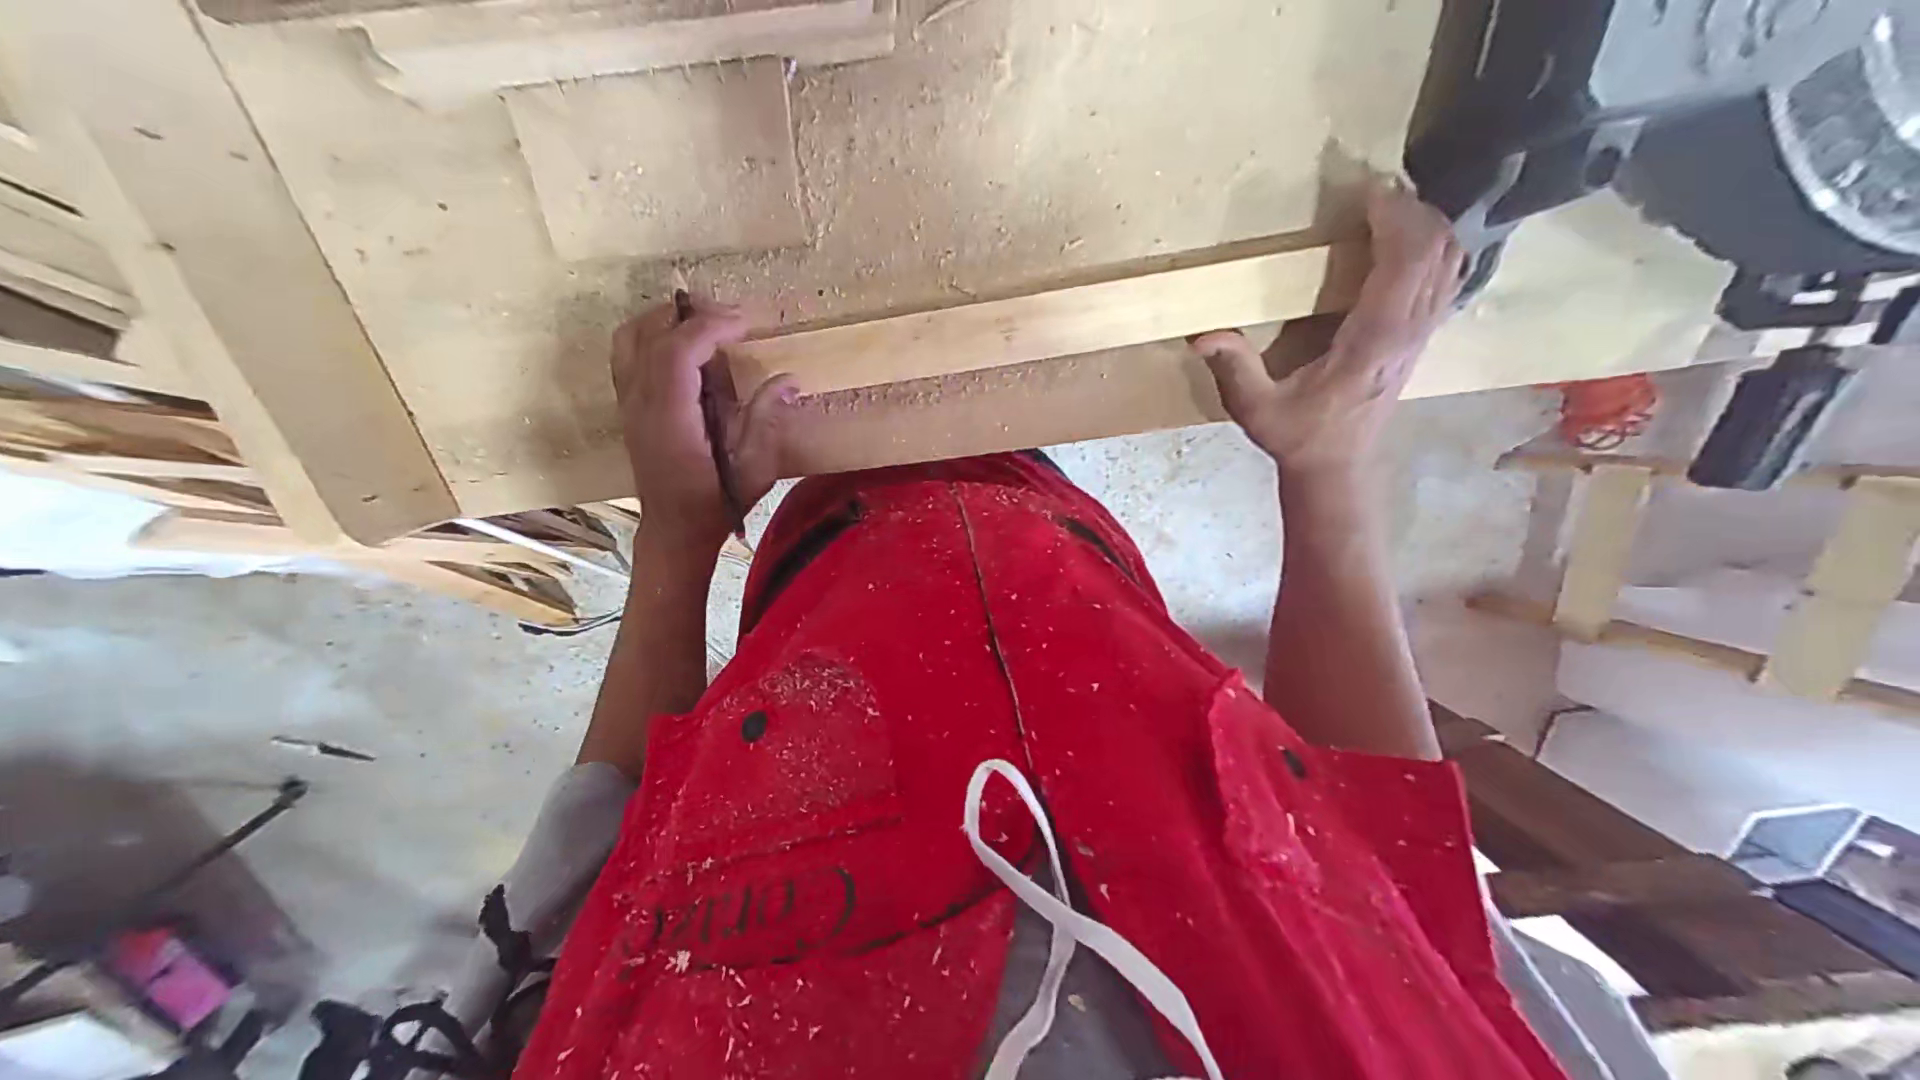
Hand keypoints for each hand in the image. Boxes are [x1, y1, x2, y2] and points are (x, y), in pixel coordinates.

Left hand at [611, 296, 797, 548]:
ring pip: (631, 338)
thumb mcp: (753, 468)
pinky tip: (683, 344)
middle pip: (652, 335)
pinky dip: (653, 334)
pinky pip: (628, 353)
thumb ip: (766, 420)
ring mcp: (628, 403)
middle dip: (693, 316)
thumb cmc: (716, 504)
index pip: (678, 352)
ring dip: (667, 319)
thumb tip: (789, 381)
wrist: (675, 529)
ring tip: (705, 322)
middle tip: (732, 319)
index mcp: (671, 420)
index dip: (711, 328)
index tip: (746, 325)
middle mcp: (641, 404)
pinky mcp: (628, 406)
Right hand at [1192, 182, 1466, 476]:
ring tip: (1390, 208)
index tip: (1364, 192)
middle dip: (1412, 210)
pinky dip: (1434, 247)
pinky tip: (1407, 242)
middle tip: (1372, 193)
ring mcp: (1421, 334)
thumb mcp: (1256, 409)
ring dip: (1427, 224)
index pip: (1405, 261)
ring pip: (1450, 259)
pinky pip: (1446, 277)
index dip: (1393, 217)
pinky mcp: (1420, 337)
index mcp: (1373, 340)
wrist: (1336, 465)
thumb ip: (1233, 370)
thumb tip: (1202, 335)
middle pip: (1437, 248)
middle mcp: (1408, 331)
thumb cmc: (1297, 436)